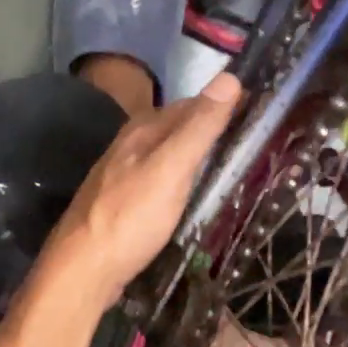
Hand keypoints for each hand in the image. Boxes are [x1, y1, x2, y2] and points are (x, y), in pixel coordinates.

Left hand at [45, 72, 245, 307]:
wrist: (83, 269)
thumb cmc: (129, 218)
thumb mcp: (170, 169)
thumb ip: (198, 127)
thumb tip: (230, 77)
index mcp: (142, 131)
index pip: (192, 103)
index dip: (226, 103)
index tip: (264, 108)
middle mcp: (129, 146)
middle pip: (178, 127)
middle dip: (212, 127)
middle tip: (256, 138)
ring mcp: (122, 176)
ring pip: (168, 155)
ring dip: (196, 155)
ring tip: (233, 164)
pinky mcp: (122, 204)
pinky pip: (160, 180)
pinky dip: (182, 180)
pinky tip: (193, 195)